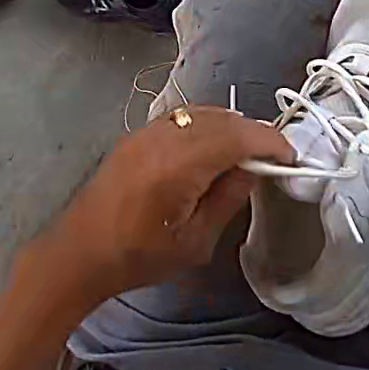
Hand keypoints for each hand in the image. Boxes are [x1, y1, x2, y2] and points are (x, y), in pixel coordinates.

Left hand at [23, 107, 291, 310]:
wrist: (80, 251)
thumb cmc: (139, 256)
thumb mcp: (195, 240)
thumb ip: (228, 197)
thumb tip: (253, 168)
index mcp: (179, 163)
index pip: (236, 135)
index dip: (268, 140)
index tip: (288, 157)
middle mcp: (162, 136)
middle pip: (219, 118)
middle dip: (250, 131)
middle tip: (270, 156)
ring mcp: (144, 132)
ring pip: (197, 113)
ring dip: (226, 126)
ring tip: (242, 153)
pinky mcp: (133, 136)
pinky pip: (177, 119)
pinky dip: (201, 126)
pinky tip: (207, 150)